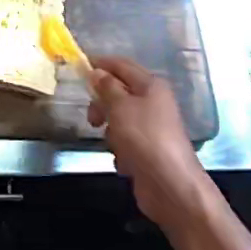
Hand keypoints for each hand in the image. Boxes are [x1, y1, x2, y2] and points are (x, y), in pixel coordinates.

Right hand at [87, 57, 217, 233]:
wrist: (170, 185)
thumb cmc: (144, 137)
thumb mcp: (120, 106)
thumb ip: (106, 87)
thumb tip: (97, 71)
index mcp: (151, 86)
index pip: (122, 65)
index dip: (101, 64)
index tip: (79, 68)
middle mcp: (153, 103)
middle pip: (119, 93)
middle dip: (102, 104)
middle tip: (92, 119)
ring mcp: (152, 128)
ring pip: (119, 119)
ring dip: (110, 130)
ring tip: (113, 144)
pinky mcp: (148, 151)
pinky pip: (126, 142)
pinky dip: (120, 150)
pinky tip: (123, 162)